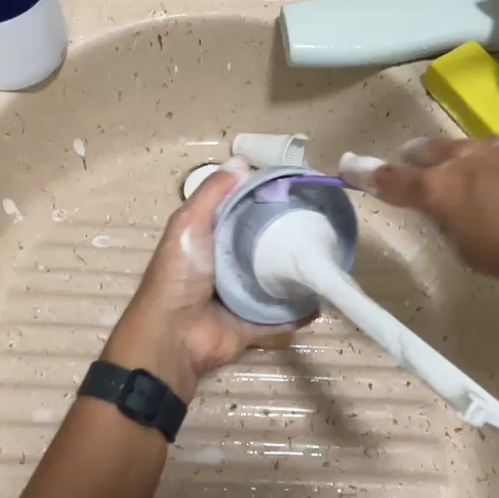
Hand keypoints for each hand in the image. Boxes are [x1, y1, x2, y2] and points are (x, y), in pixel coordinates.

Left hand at [102, 157, 305, 400]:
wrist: (173, 337)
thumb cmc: (179, 275)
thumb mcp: (189, 224)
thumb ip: (213, 193)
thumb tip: (241, 161)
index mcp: (207, 238)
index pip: (240, 212)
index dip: (263, 200)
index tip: (295, 190)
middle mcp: (224, 265)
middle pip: (260, 246)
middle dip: (285, 237)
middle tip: (318, 224)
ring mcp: (239, 296)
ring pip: (273, 281)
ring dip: (295, 274)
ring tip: (325, 259)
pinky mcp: (251, 324)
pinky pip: (280, 317)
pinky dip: (298, 311)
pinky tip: (321, 299)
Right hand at [341, 138, 498, 288]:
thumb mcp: (474, 254)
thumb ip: (452, 228)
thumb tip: (451, 212)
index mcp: (440, 190)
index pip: (391, 181)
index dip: (366, 175)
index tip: (346, 165)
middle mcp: (464, 159)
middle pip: (428, 153)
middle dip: (415, 159)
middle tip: (410, 163)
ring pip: (465, 149)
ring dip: (457, 161)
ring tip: (465, 177)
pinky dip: (494, 165)